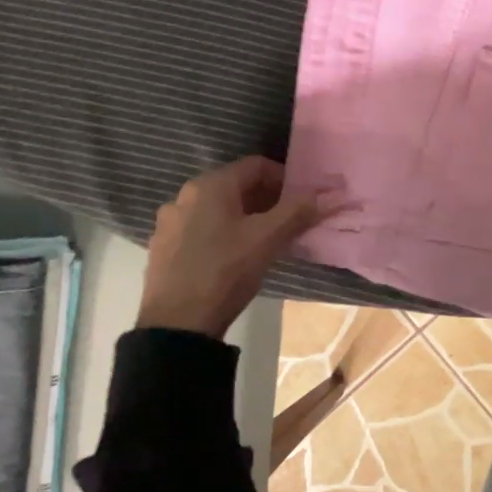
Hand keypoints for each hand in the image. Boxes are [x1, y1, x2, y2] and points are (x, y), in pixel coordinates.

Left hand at [137, 156, 339, 338]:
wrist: (177, 325)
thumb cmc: (224, 271)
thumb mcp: (268, 239)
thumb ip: (298, 211)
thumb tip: (327, 194)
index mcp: (209, 185)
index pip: (256, 166)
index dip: (285, 178)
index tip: (303, 200)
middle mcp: (185, 196)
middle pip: (236, 186)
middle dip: (268, 200)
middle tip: (290, 221)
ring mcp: (170, 223)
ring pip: (218, 209)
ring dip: (246, 218)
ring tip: (265, 241)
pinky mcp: (163, 248)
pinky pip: (201, 229)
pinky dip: (223, 233)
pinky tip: (234, 258)